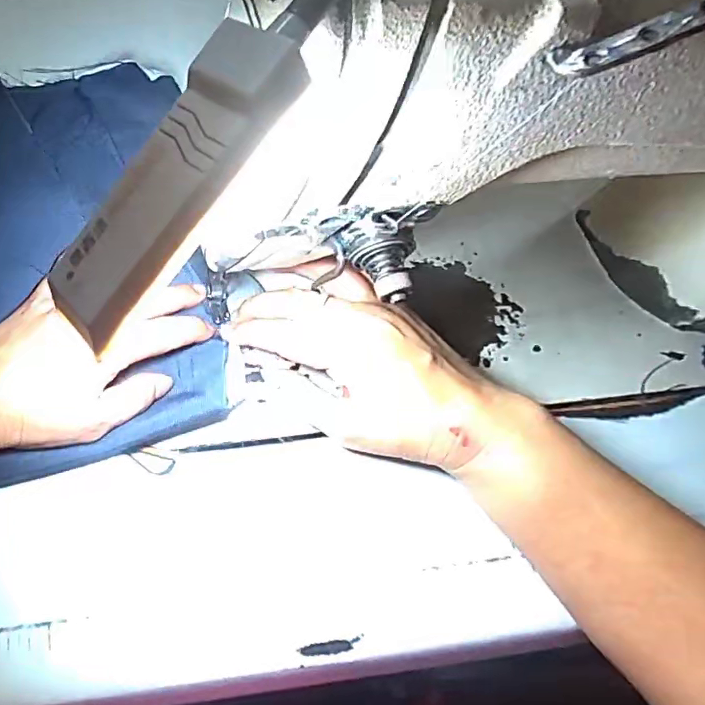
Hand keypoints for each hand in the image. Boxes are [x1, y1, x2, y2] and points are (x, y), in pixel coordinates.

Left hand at [0, 280, 214, 452]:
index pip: (160, 334)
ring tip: (165, 281)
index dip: (187, 330)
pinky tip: (108, 262)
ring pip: (117, 286)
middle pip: (144, 302)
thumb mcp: (92, 420)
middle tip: (198, 295)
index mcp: (109, 348)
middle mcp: (93, 318)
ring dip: (146, 282)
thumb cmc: (35, 413)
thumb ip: (133, 398)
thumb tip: (164, 380)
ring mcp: (67, 304)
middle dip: (176, 297)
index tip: (206, 328)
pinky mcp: (43, 299)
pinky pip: (78, 275)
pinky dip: (99, 268)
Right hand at [222, 262, 542, 477]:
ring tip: (263, 285)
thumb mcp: (345, 425)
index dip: (251, 334)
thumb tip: (274, 375)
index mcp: (347, 344)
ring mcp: (380, 308)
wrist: (471, 419)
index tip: (233, 337)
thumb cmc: (420, 426)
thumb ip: (301, 394)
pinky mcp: (392, 309)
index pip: (282, 332)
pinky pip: (348, 281)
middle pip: (295, 300)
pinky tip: (309, 281)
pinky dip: (318, 278)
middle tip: (239, 317)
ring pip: (320, 280)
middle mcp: (362, 317)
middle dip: (259, 307)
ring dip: (286, 283)